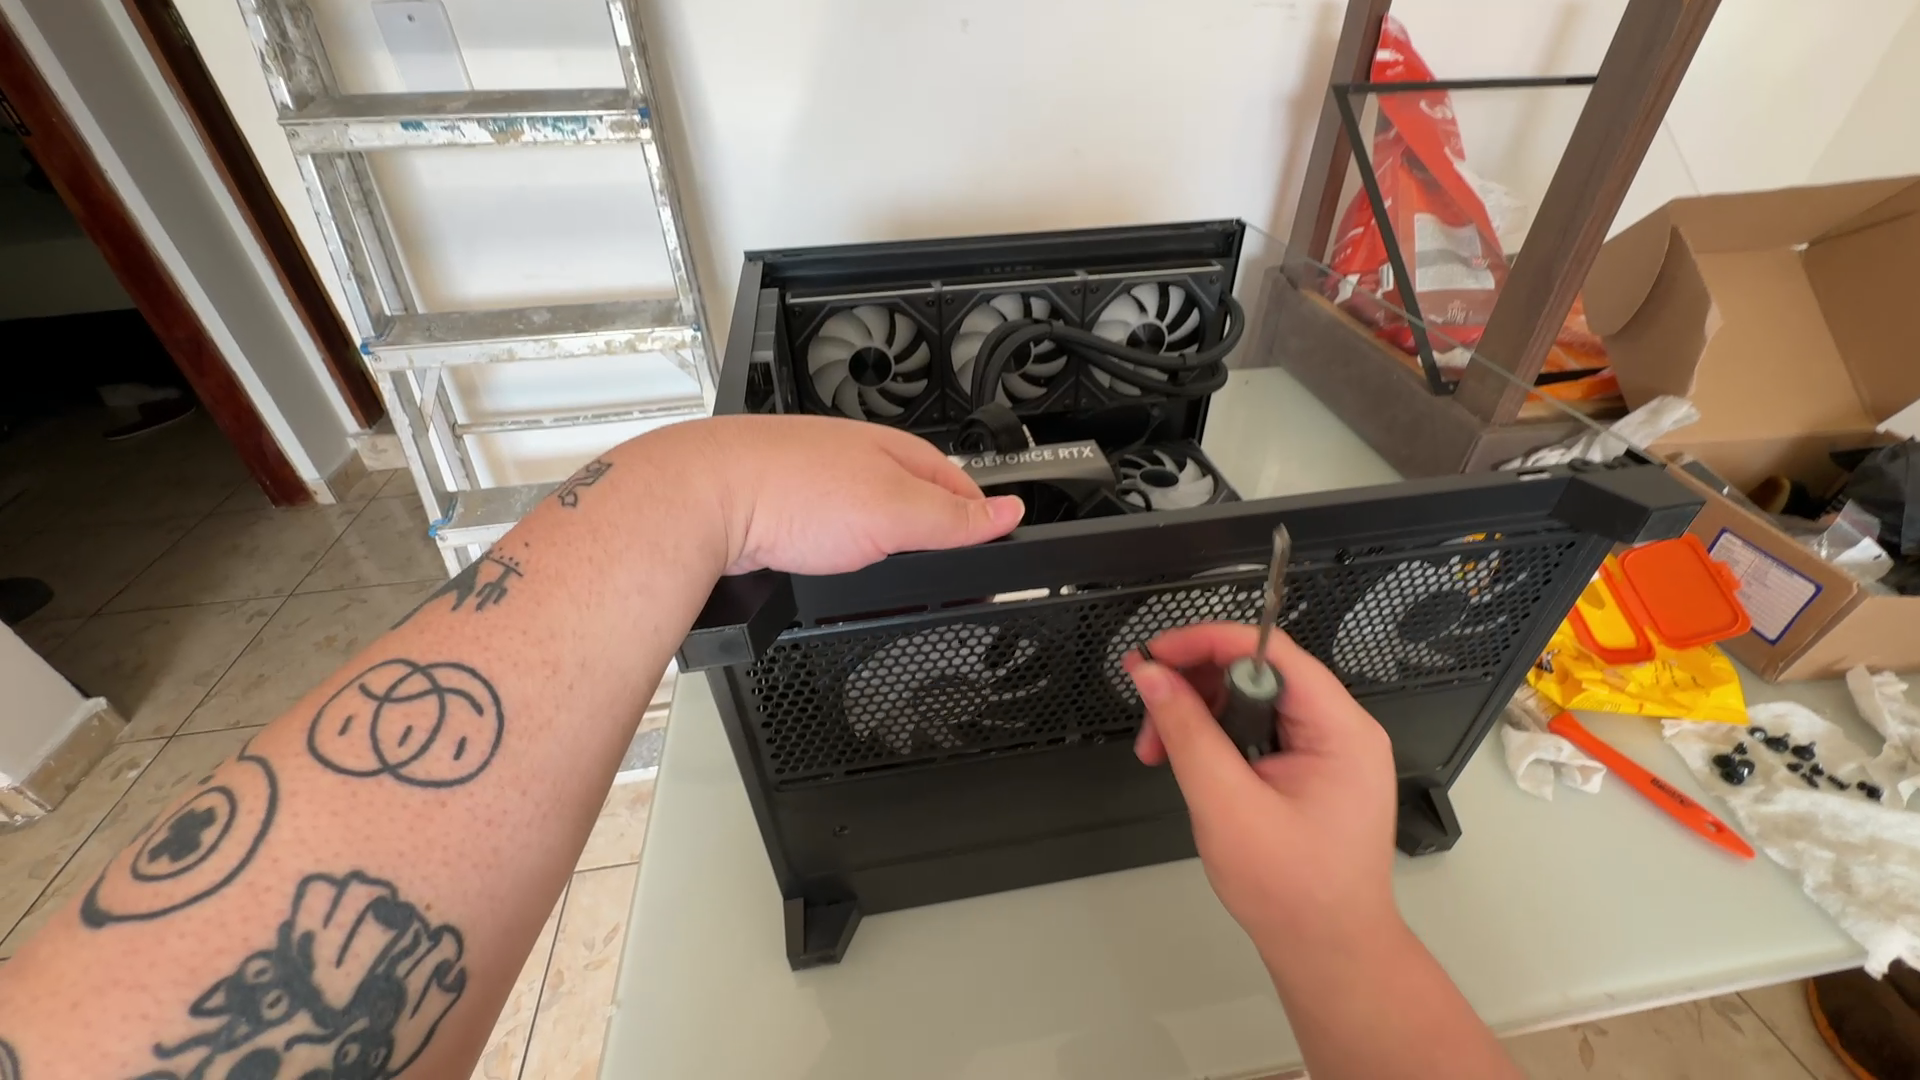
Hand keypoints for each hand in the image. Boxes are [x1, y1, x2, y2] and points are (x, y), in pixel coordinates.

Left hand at [668, 415, 1023, 575]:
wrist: (705, 499)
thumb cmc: (792, 490)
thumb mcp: (895, 512)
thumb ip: (954, 518)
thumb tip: (1009, 511)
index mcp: (896, 454)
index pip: (959, 485)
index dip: (979, 519)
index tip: (992, 548)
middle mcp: (860, 462)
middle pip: (916, 500)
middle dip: (932, 536)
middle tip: (946, 572)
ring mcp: (823, 483)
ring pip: (873, 517)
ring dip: (888, 546)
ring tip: (898, 573)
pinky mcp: (790, 508)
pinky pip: (834, 531)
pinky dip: (845, 552)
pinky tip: (841, 566)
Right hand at [1124, 623, 1400, 960]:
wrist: (1327, 951)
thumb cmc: (1293, 893)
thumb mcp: (1225, 805)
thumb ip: (1186, 732)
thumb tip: (1152, 676)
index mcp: (1340, 730)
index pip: (1268, 651)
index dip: (1204, 643)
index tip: (1155, 655)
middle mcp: (1338, 728)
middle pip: (1252, 670)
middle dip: (1191, 687)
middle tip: (1147, 707)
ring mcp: (1323, 746)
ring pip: (1244, 697)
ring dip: (1194, 715)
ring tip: (1158, 749)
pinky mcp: (1304, 763)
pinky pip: (1250, 726)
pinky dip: (1210, 737)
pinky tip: (1183, 760)